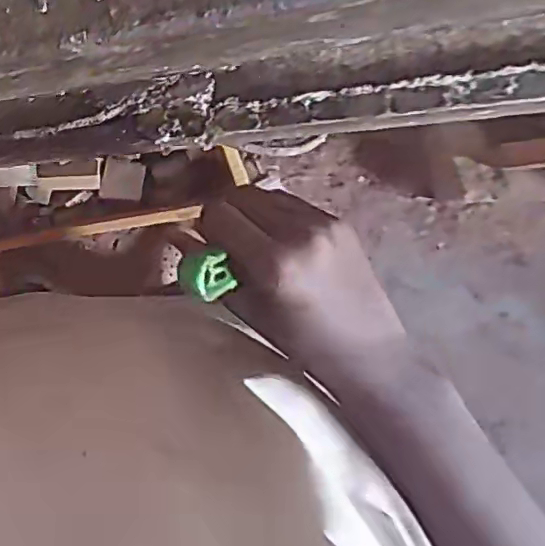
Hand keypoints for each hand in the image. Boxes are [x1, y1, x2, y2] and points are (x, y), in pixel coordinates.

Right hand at [196, 185, 409, 387]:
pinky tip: (276, 237)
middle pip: (237, 194)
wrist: (369, 352)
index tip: (205, 242)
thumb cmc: (298, 339)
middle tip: (223, 238)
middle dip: (222, 213)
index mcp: (273, 260)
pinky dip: (271, 211)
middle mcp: (299, 233)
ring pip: (261, 192)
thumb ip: (206, 265)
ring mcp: (323, 223)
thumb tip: (175, 233)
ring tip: (251, 236)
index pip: (217, 213)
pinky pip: (287, 201)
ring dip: (246, 209)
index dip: (203, 225)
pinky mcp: (338, 221)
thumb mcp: (243, 305)